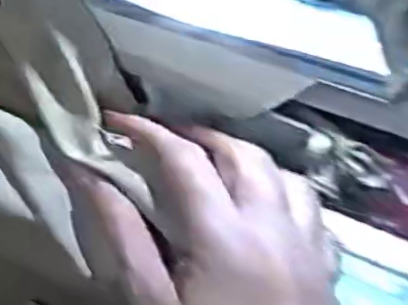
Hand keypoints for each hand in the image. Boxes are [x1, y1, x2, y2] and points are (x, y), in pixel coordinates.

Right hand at [83, 113, 334, 304]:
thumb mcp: (149, 296)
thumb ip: (118, 227)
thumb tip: (79, 166)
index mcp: (228, 237)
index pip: (184, 155)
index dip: (143, 128)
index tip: (109, 120)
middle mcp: (276, 235)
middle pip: (244, 155)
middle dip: (196, 133)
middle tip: (157, 136)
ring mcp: (311, 258)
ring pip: (289, 180)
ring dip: (244, 160)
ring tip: (207, 163)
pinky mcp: (328, 279)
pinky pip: (315, 219)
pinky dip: (281, 196)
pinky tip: (252, 207)